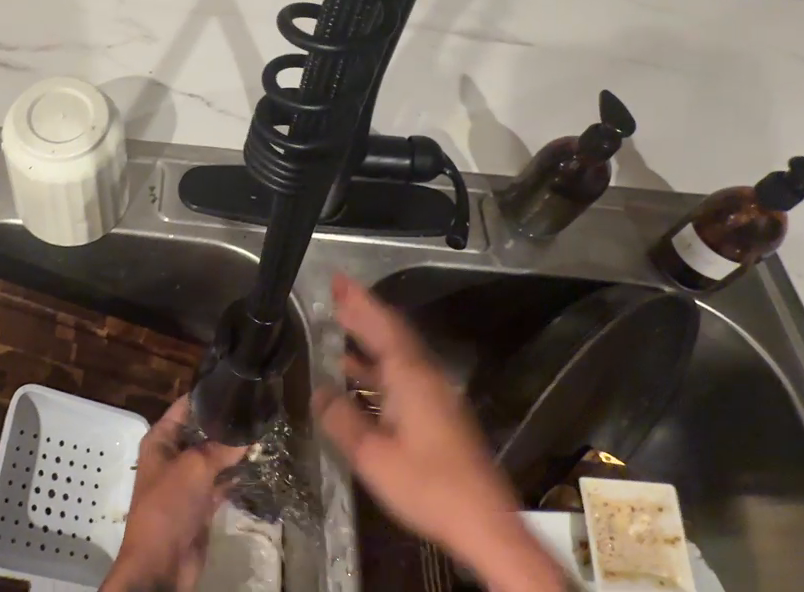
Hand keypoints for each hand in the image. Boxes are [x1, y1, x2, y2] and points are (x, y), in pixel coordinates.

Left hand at [101, 396, 246, 591]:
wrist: (161, 563)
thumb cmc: (169, 505)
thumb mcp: (195, 468)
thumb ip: (221, 447)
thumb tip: (247, 432)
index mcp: (160, 440)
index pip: (184, 407)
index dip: (206, 396)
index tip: (234, 384)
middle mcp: (172, 456)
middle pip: (200, 432)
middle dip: (224, 424)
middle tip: (255, 409)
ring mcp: (186, 482)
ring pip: (211, 458)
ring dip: (231, 451)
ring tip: (260, 433)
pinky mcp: (199, 505)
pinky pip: (219, 483)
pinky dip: (233, 476)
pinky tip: (254, 465)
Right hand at [314, 274, 566, 591]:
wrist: (484, 523)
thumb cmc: (428, 487)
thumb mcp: (373, 456)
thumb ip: (343, 420)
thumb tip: (319, 392)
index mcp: (410, 376)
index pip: (382, 325)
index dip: (359, 301)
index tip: (338, 280)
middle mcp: (426, 376)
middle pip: (392, 332)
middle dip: (364, 311)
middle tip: (336, 294)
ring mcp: (436, 394)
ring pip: (399, 353)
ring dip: (371, 336)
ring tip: (341, 325)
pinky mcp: (440, 413)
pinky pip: (404, 372)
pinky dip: (380, 362)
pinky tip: (361, 374)